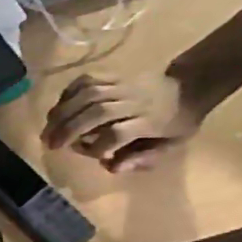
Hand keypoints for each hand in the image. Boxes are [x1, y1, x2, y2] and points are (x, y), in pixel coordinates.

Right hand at [41, 65, 228, 172]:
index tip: (91, 156)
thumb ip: (143, 158)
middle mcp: (136, 100)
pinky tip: (59, 107)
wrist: (192, 85)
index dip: (97, 148)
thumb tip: (111, 166)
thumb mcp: (172, 145)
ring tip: (48, 127)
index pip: (118, 133)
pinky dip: (67, 93)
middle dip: (69, 129)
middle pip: (97, 112)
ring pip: (87, 94)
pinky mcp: (115, 74)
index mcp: (152, 120)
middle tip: (49, 143)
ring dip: (62, 112)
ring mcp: (124, 85)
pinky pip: (85, 80)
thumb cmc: (178, 122)